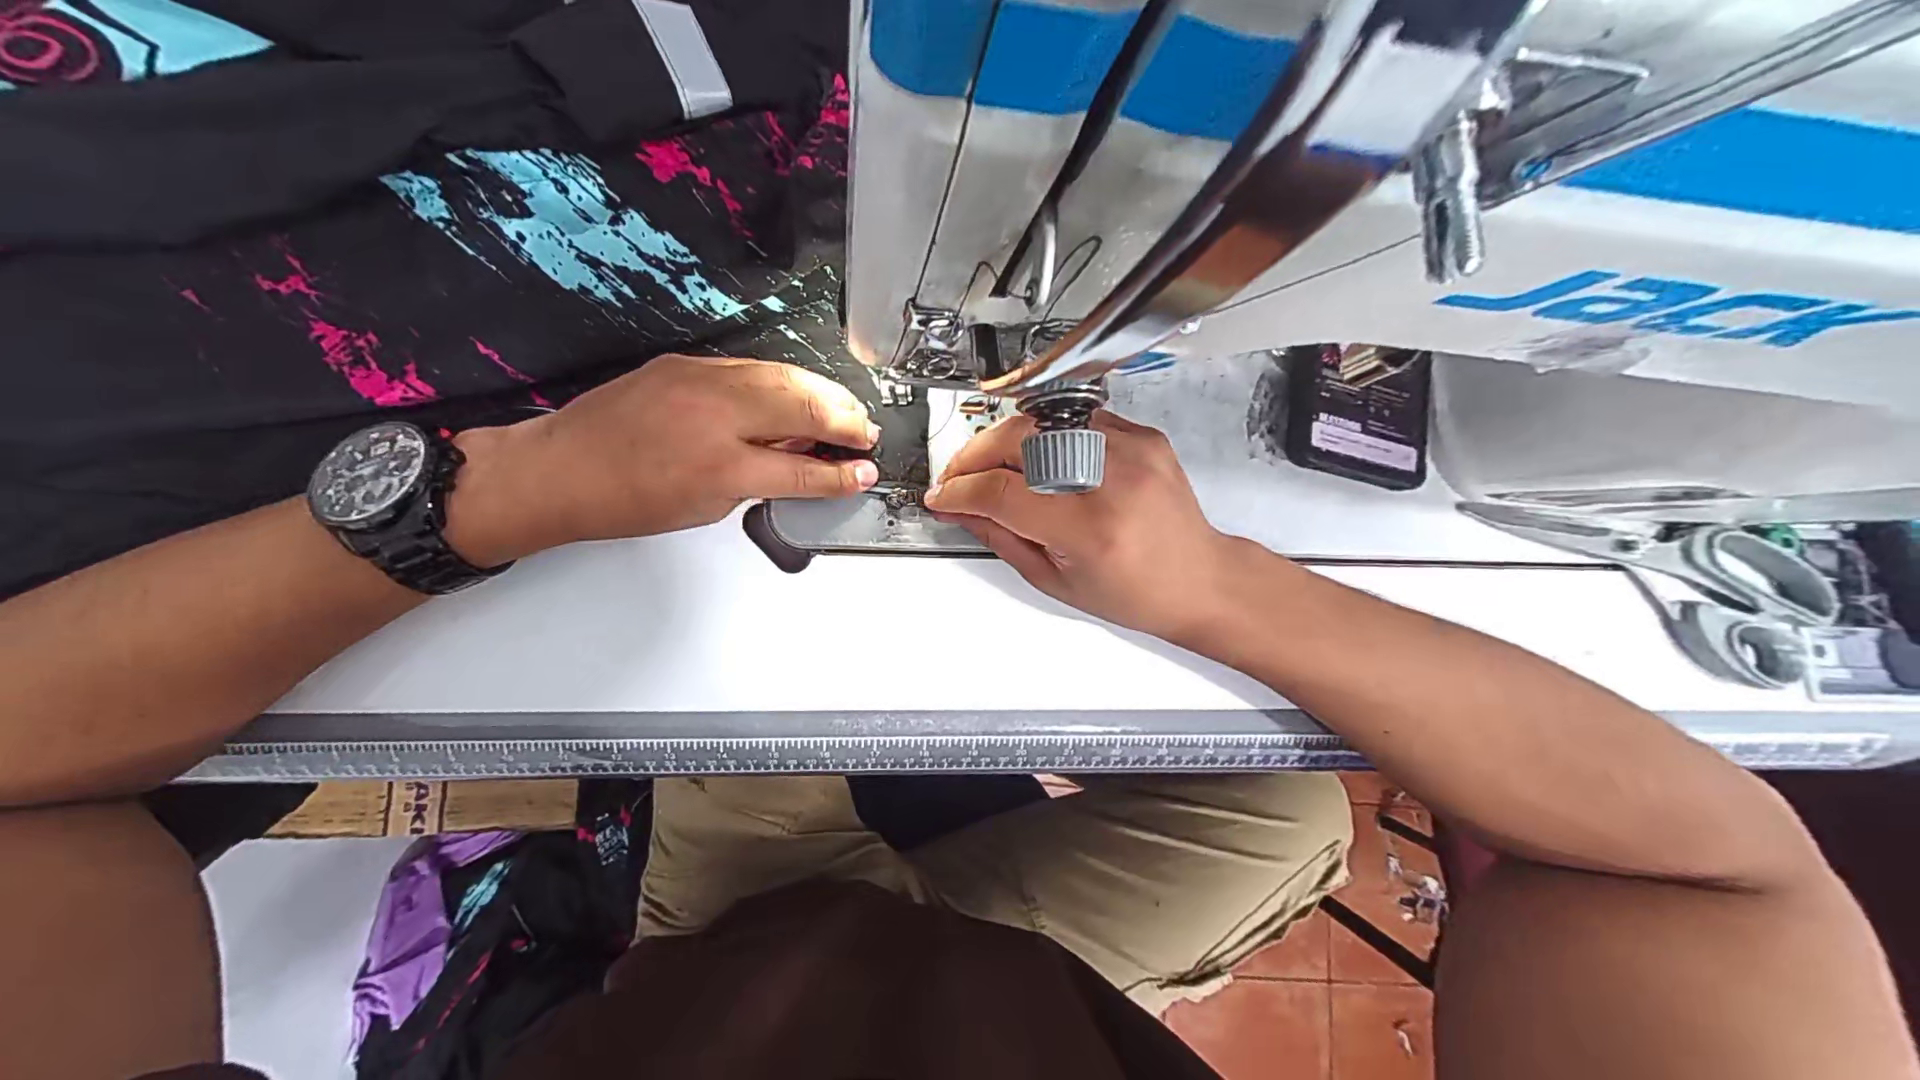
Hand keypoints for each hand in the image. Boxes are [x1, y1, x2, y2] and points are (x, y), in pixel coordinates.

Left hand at [447, 355, 878, 563]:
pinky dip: (785, 380)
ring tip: (844, 409)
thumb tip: (800, 463)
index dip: (841, 473)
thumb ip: (761, 481)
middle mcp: (714, 415)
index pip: (802, 470)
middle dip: (845, 419)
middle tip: (864, 433)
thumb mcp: (707, 506)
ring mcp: (700, 380)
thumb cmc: (624, 498)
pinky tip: (799, 393)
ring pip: (785, 376)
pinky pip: (753, 367)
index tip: (863, 472)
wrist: (561, 469)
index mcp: (720, 466)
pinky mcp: (687, 364)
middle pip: (805, 408)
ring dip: (823, 393)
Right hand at [924, 411, 1261, 645]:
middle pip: (1016, 440)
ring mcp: (1130, 450)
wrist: (1199, 578)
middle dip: (973, 456)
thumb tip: (963, 510)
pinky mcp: (1141, 435)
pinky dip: (1044, 435)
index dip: (959, 492)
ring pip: (1041, 420)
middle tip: (958, 478)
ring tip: (991, 469)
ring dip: (1003, 441)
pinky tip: (1035, 459)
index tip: (943, 496)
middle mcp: (1112, 479)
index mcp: (1089, 528)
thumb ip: (1002, 538)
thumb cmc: (1140, 592)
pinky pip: (1074, 420)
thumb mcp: (1056, 580)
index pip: (1001, 492)